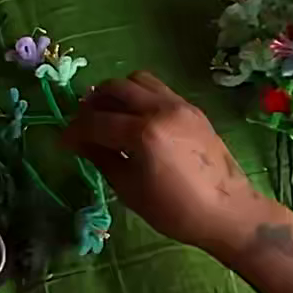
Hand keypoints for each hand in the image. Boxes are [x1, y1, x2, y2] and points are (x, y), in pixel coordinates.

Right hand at [61, 70, 276, 252]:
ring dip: (117, 93)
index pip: (97, 122)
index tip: (63, 141)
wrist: (228, 212)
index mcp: (143, 133)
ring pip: (137, 80)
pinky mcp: (191, 108)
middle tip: (84, 124)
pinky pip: (157, 88)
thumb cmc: (176, 211)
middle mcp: (160, 109)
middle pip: (115, 88)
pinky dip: (139, 95)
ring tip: (109, 115)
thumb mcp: (130, 189)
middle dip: (92, 103)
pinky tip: (135, 118)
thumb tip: (78, 141)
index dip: (74, 131)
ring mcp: (178, 105)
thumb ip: (102, 158)